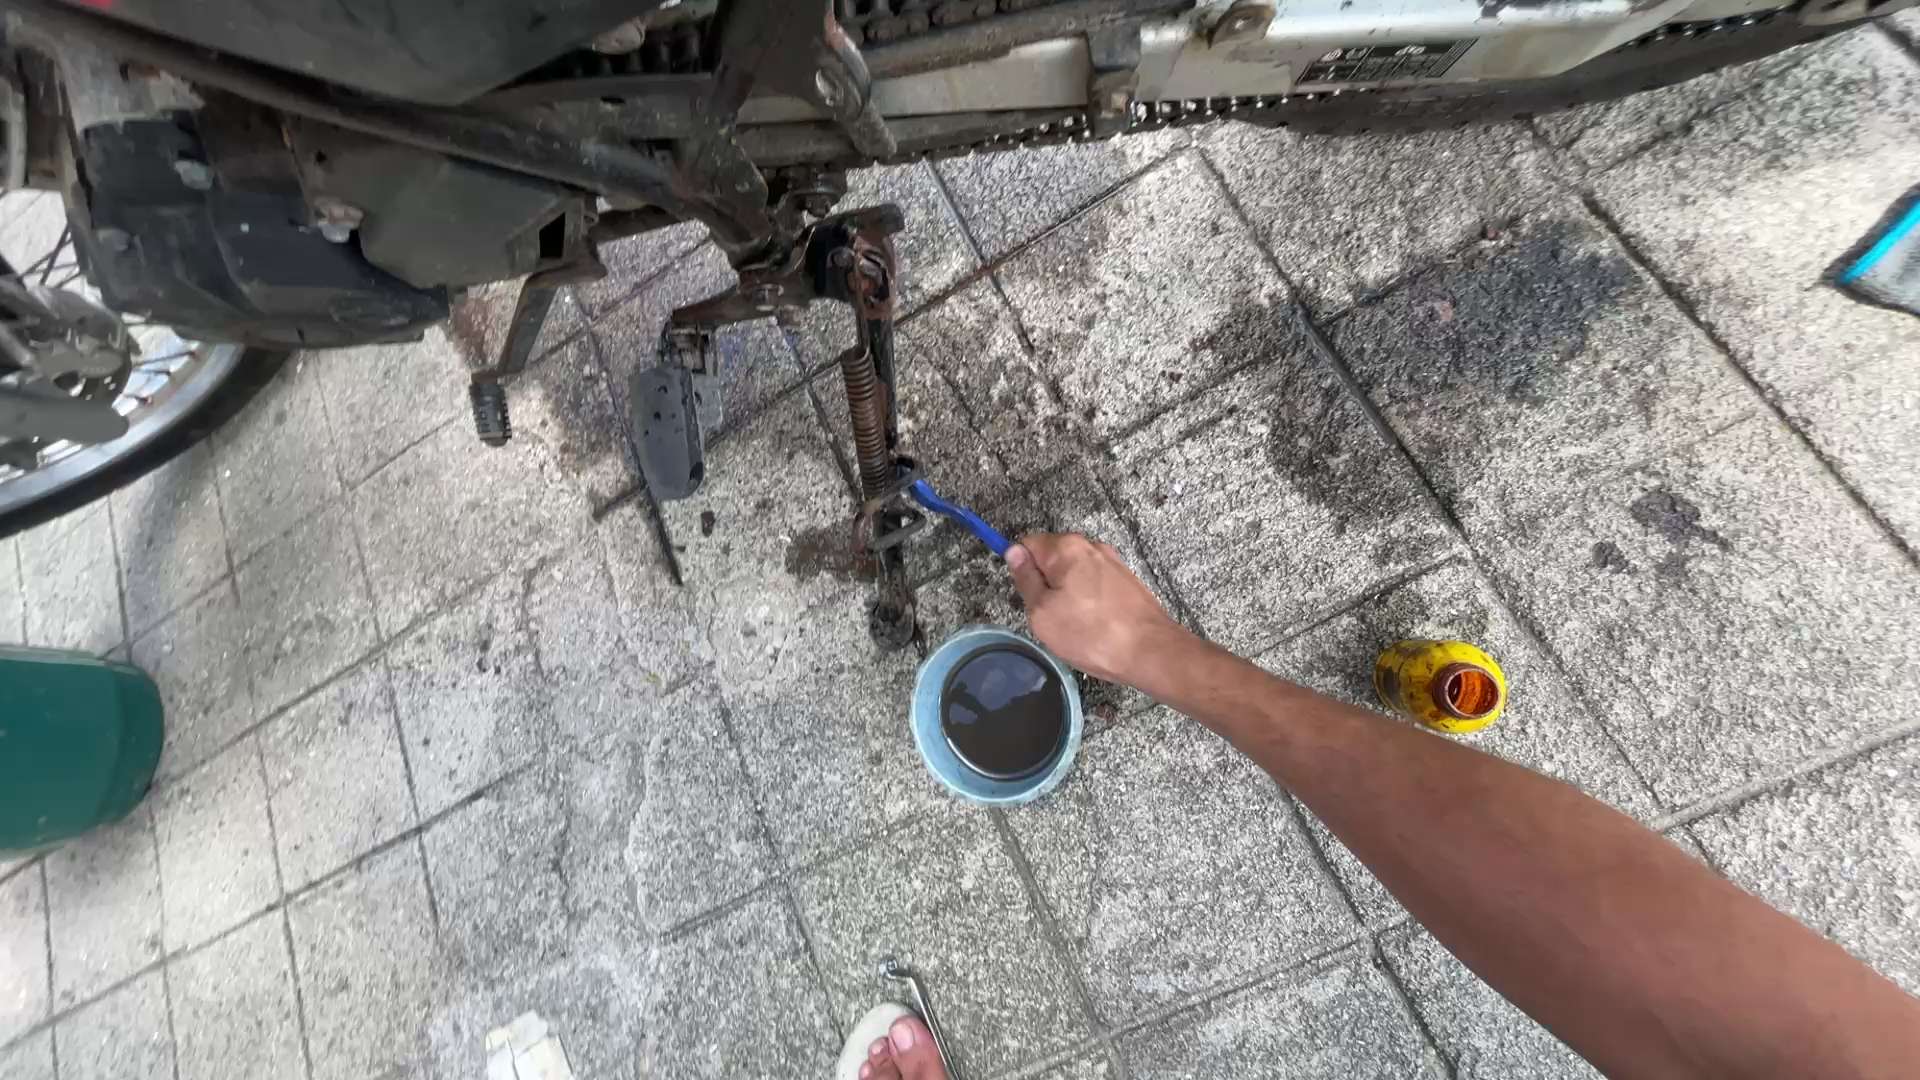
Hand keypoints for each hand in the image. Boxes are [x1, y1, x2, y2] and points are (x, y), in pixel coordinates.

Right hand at [1004, 532, 1192, 686]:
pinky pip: (1094, 584)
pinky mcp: (1126, 580)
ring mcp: (1112, 562)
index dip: (1021, 570)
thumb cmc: (1091, 635)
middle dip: (1045, 583)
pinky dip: (1088, 601)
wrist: (1150, 652)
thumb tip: (1014, 553)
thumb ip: (1026, 578)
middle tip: (1050, 615)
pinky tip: (1094, 625)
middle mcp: (1090, 546)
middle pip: (1052, 558)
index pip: (1027, 544)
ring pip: (1074, 573)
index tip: (1029, 597)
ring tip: (1075, 624)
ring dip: (1067, 594)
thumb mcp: (1041, 612)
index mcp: (1066, 548)